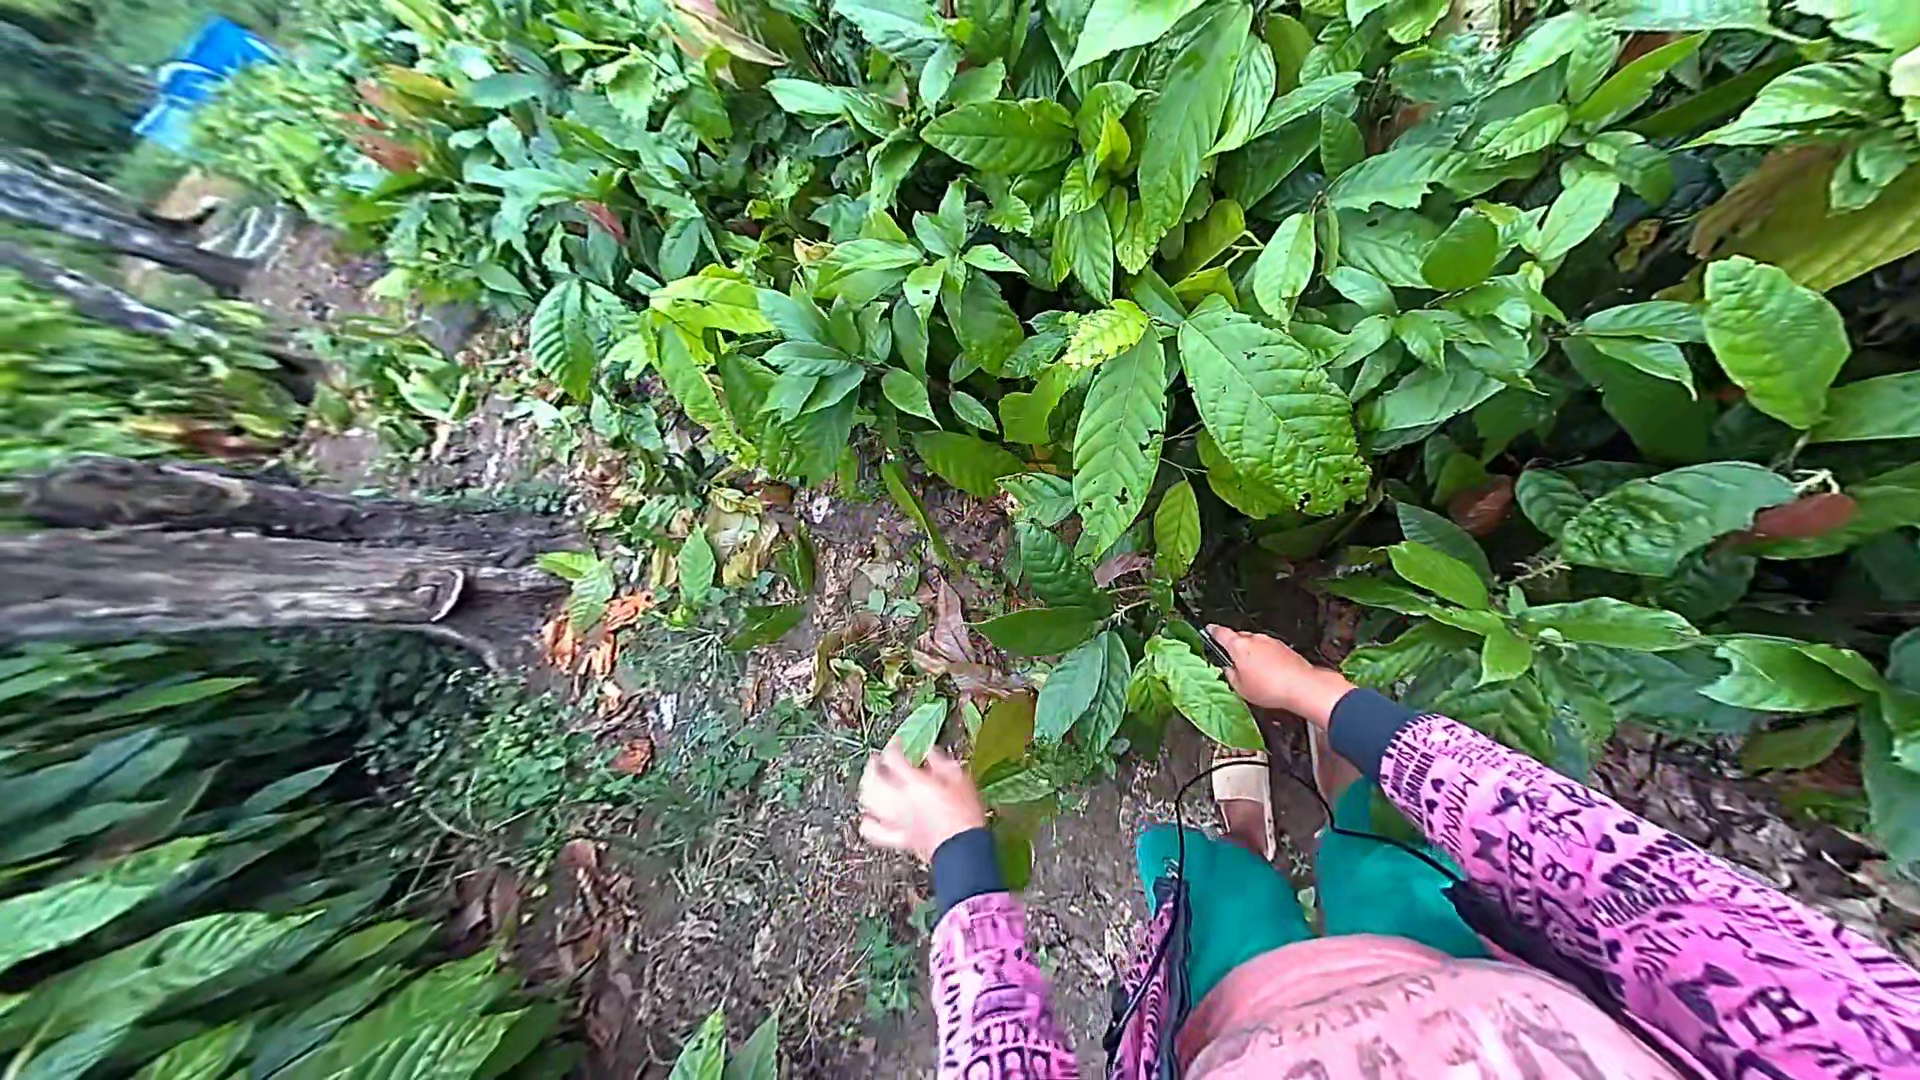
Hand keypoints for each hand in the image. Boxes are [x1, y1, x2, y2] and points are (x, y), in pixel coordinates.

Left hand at [858, 738, 987, 862]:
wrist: (964, 849)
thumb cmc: (965, 814)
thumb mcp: (960, 779)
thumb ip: (942, 762)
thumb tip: (932, 753)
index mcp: (915, 784)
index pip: (893, 758)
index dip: (893, 747)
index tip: (897, 743)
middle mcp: (901, 801)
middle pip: (873, 778)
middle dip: (872, 765)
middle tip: (877, 759)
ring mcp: (897, 820)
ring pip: (868, 802)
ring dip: (866, 788)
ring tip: (869, 781)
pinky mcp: (898, 838)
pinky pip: (873, 831)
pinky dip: (867, 821)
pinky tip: (868, 816)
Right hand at [1206, 626, 1355, 728]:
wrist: (1303, 688)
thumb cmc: (1271, 688)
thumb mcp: (1240, 687)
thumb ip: (1230, 674)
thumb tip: (1229, 670)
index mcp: (1238, 645)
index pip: (1219, 632)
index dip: (1212, 631)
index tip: (1209, 630)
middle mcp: (1255, 639)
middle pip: (1239, 638)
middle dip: (1235, 648)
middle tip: (1234, 663)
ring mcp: (1271, 642)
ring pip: (1255, 644)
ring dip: (1252, 654)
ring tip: (1255, 673)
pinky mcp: (1285, 648)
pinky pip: (1270, 650)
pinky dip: (1267, 658)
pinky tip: (1269, 674)